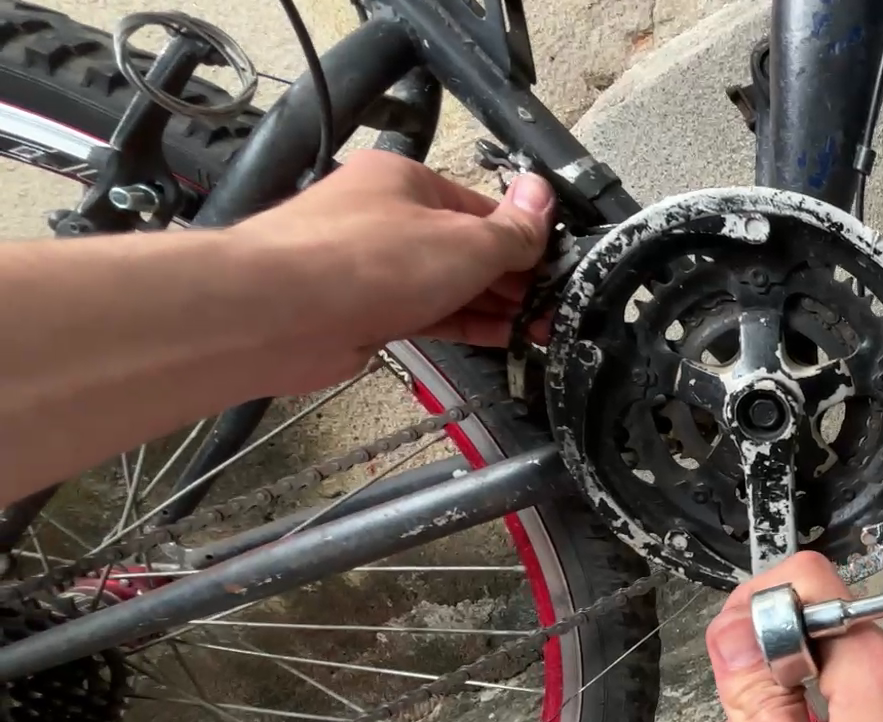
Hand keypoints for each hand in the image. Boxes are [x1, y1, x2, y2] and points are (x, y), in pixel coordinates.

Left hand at [234, 149, 555, 393]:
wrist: (283, 313)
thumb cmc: (368, 261)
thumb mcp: (467, 240)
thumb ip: (514, 228)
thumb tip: (543, 193)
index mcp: (409, 183)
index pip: (486, 209)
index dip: (527, 241)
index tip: (560, 270)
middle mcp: (391, 219)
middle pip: (472, 249)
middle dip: (518, 281)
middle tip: (555, 309)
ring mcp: (380, 266)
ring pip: (456, 285)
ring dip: (500, 307)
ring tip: (541, 330)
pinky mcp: (375, 309)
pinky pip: (437, 314)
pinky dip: (472, 325)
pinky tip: (505, 338)